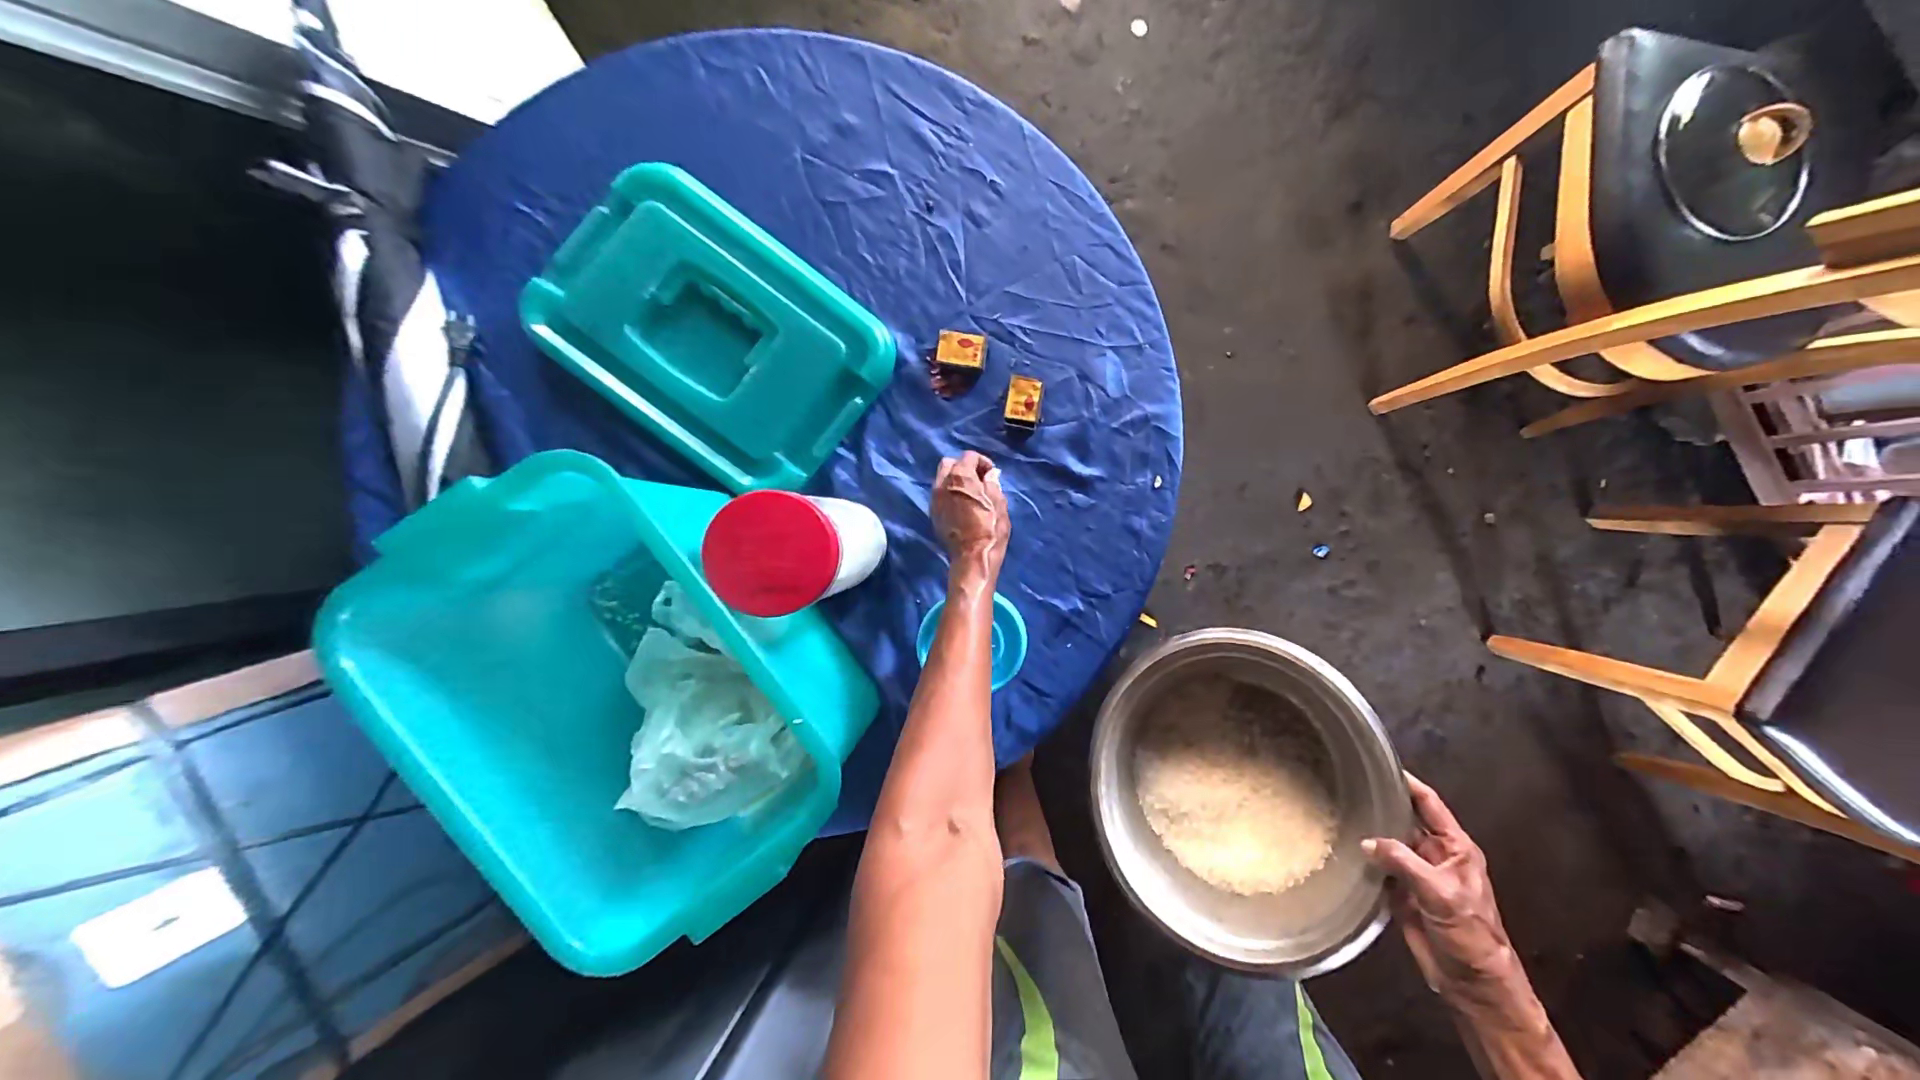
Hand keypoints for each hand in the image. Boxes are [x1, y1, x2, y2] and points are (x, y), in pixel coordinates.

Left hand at [932, 451, 1009, 583]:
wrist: (972, 557)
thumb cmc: (990, 528)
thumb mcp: (999, 503)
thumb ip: (993, 484)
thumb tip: (990, 474)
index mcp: (960, 476)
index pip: (968, 456)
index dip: (983, 461)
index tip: (992, 474)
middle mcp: (942, 484)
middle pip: (949, 463)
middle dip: (964, 466)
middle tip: (979, 479)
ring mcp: (934, 499)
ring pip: (941, 479)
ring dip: (955, 479)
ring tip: (970, 492)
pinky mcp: (933, 513)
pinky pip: (939, 494)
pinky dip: (949, 493)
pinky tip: (961, 505)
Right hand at [1363, 773, 1525, 1017]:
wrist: (1473, 983)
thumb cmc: (1471, 935)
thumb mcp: (1440, 893)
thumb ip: (1403, 862)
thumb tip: (1367, 842)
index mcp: (1455, 848)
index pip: (1428, 803)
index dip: (1407, 782)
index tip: (1380, 763)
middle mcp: (1434, 854)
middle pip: (1404, 819)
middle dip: (1381, 803)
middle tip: (1347, 784)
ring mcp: (1416, 873)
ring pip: (1388, 842)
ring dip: (1369, 831)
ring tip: (1337, 809)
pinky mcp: (1401, 892)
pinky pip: (1378, 866)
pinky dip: (1363, 857)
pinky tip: (1341, 845)